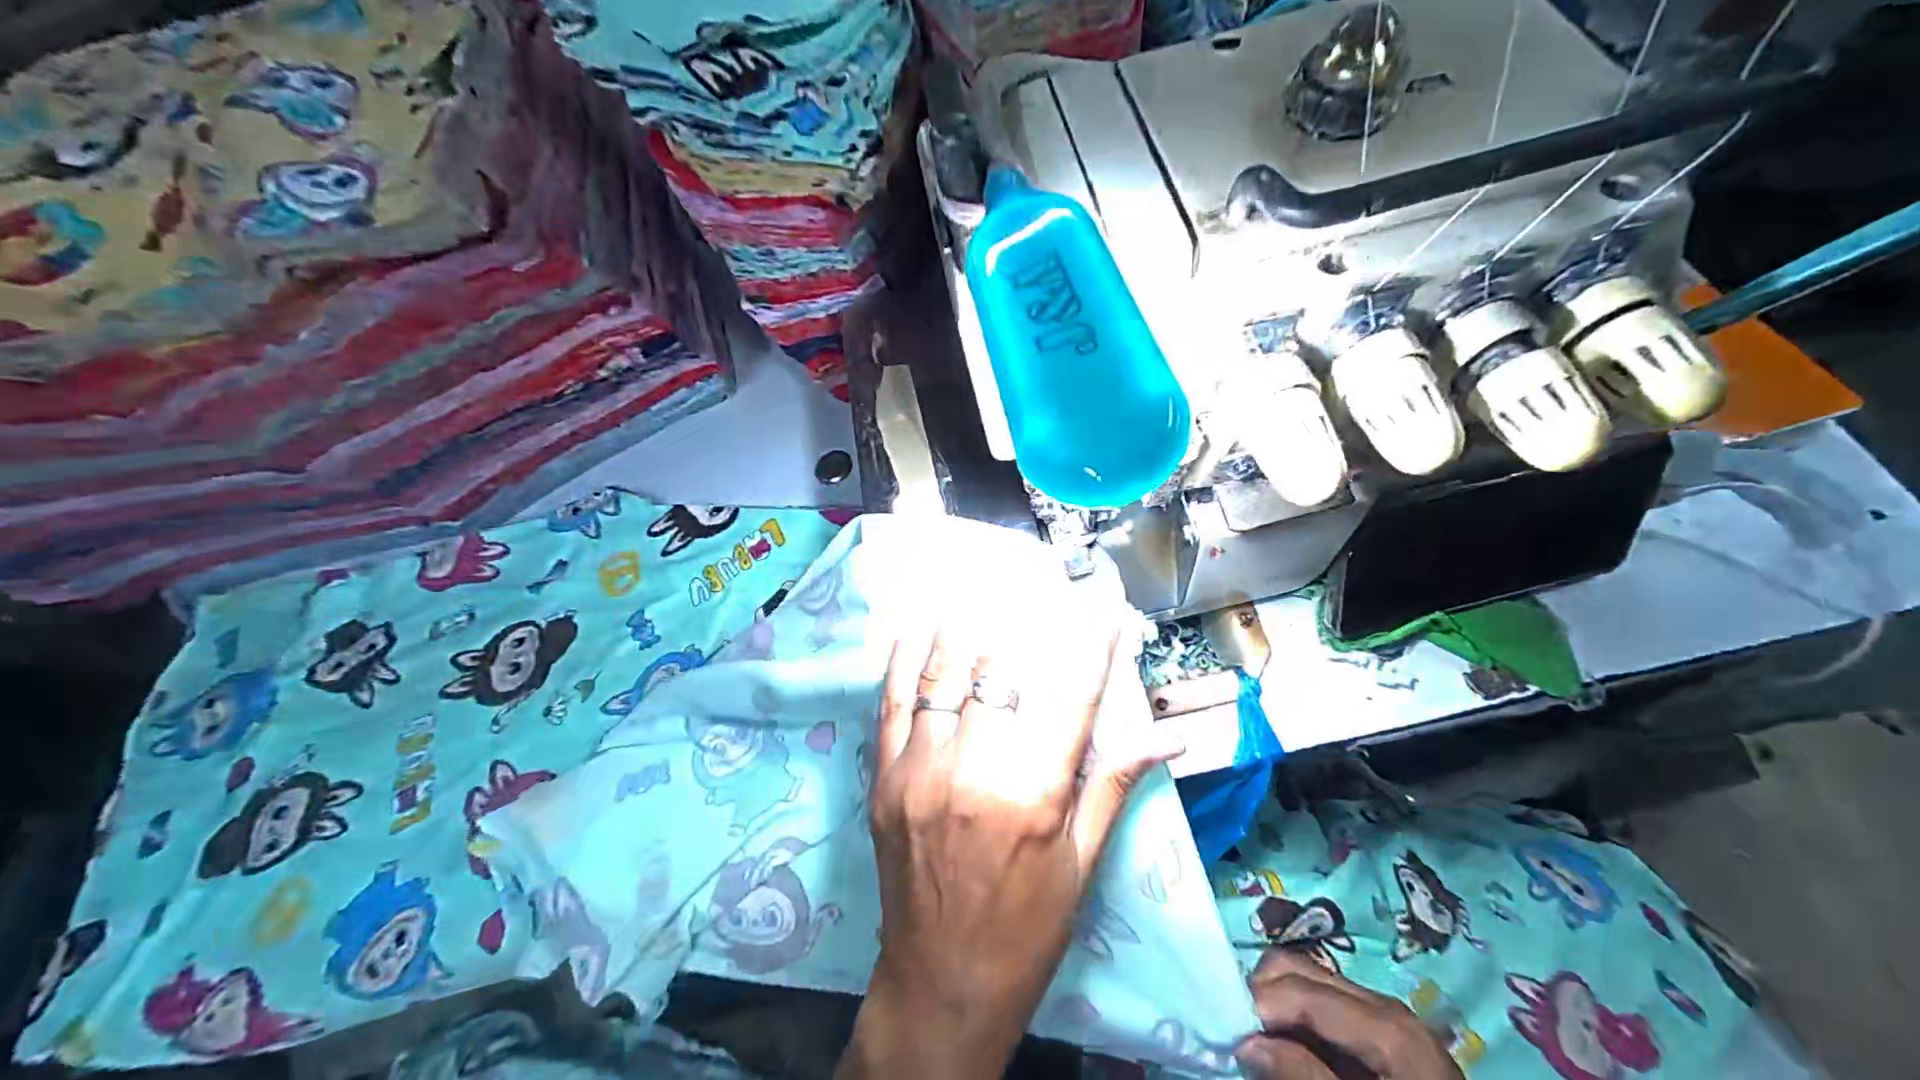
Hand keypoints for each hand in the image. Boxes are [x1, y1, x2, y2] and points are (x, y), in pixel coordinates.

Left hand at [837, 629, 1177, 1079]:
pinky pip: (891, 706)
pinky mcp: (884, 780)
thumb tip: (1168, 738)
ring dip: (962, 635)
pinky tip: (915, 633)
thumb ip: (1113, 785)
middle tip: (1032, 601)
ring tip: (975, 601)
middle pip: (1000, 675)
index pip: (1071, 699)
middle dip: (1022, 633)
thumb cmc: (1026, 928)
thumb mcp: (1082, 862)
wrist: (943, 981)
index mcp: (1034, 794)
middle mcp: (975, 771)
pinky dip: (904, 664)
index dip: (1091, 649)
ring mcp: (921, 772)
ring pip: (943, 679)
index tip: (1102, 612)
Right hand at [1239, 951, 1463, 1079]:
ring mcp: (1381, 1013)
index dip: (1254, 1005)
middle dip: (1259, 993)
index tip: (1222, 1034)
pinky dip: (1293, 1013)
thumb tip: (1244, 1043)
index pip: (1298, 989)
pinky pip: (1322, 1000)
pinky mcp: (1380, 1029)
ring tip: (1257, 1040)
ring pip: (1305, 977)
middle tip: (1236, 1035)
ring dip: (1273, 1001)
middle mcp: (1380, 1004)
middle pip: (1297, 968)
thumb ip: (1306, 1079)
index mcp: (1385, 1026)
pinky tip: (1286, 1043)